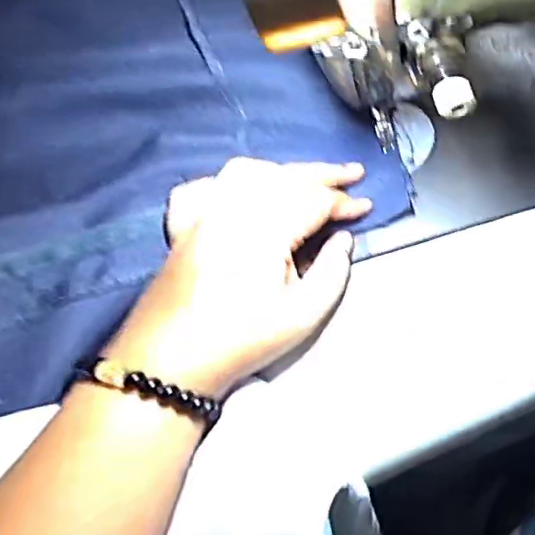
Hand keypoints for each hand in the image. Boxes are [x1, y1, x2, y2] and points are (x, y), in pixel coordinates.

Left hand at [103, 158, 374, 396]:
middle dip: (323, 174)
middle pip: (283, 177)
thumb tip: (342, 238)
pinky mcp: (182, 228)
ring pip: (246, 172)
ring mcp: (201, 217)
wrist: (167, 363)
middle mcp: (230, 213)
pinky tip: (245, 190)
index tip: (367, 206)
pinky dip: (230, 182)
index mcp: (263, 233)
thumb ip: (333, 270)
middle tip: (354, 173)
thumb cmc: (242, 340)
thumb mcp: (304, 314)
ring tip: (308, 178)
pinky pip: (206, 187)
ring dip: (283, 170)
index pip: (313, 200)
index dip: (344, 201)